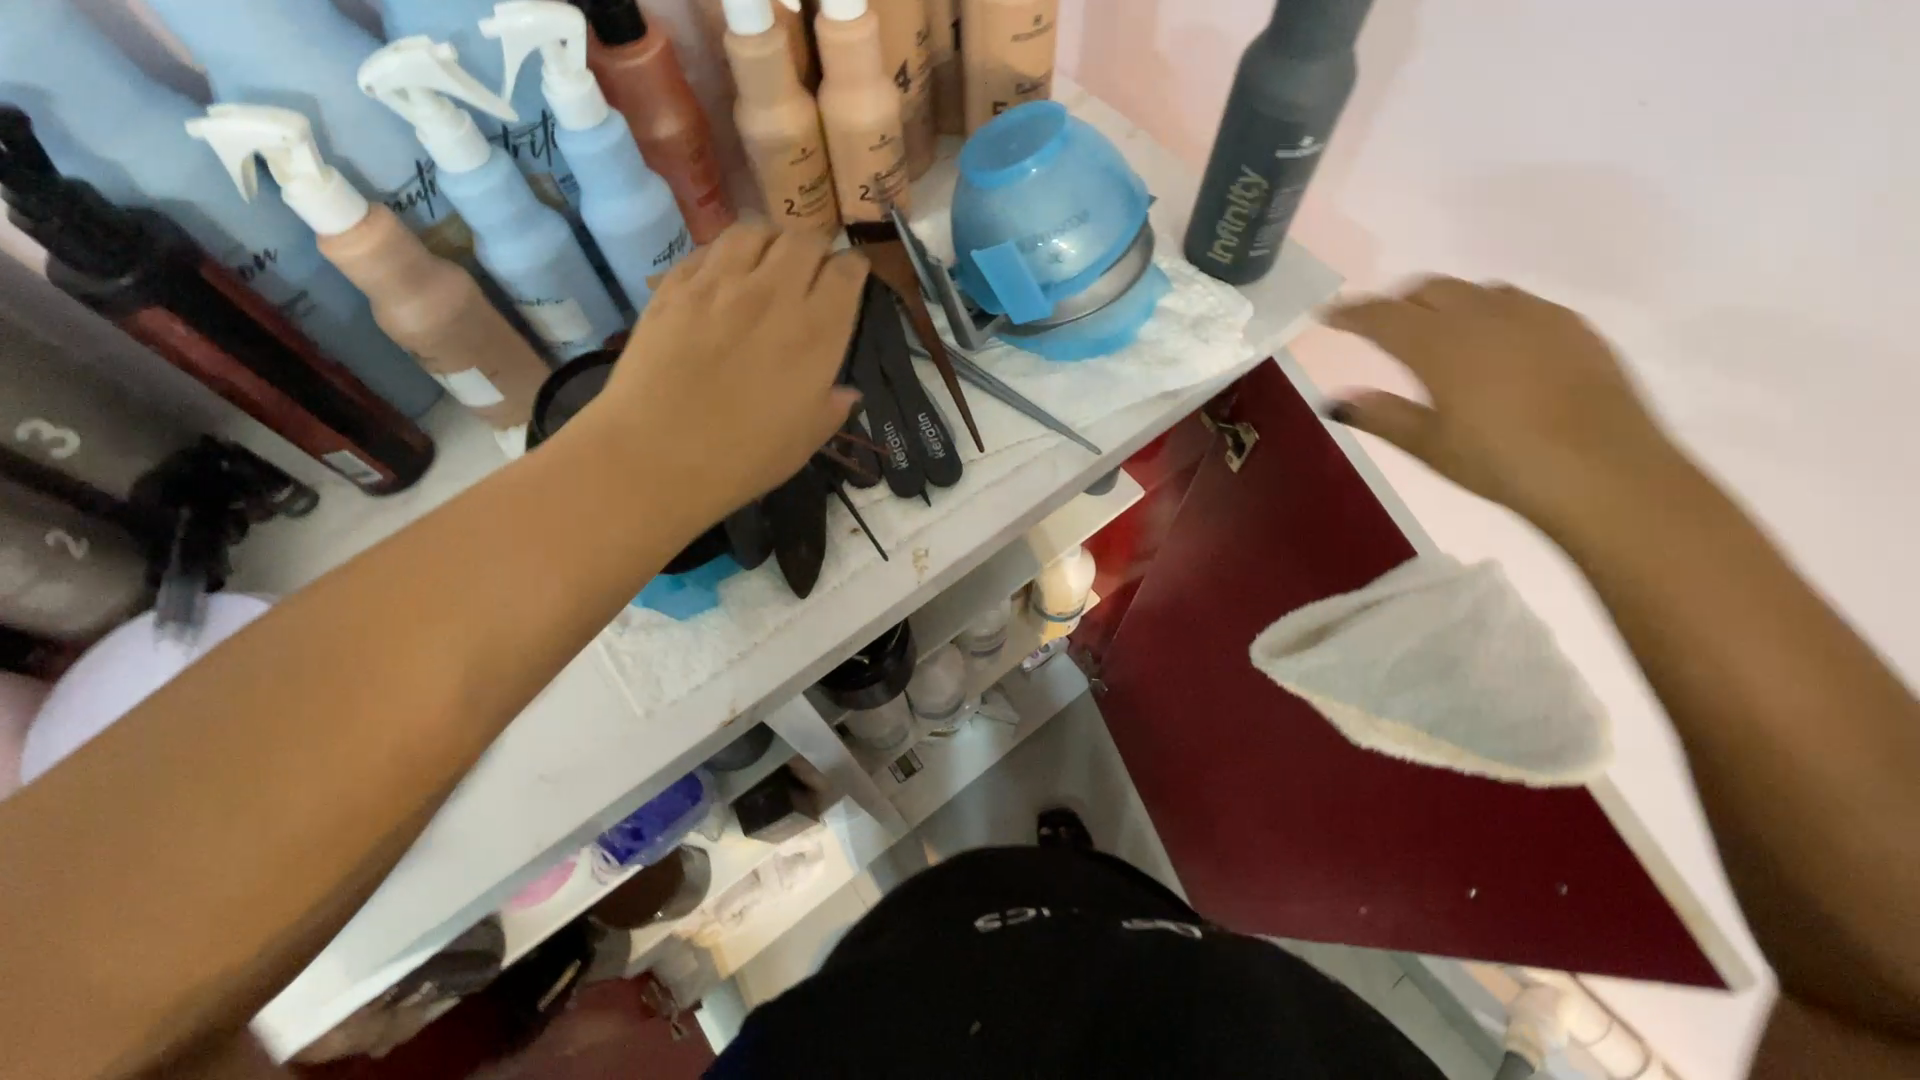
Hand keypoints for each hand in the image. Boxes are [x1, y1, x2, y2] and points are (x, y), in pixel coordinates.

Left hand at [583, 224, 866, 524]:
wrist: (656, 455)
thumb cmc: (742, 458)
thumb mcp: (805, 442)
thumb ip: (831, 408)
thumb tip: (846, 392)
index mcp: (817, 332)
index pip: (847, 272)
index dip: (853, 268)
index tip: (850, 276)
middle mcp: (774, 294)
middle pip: (804, 239)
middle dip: (815, 248)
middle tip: (810, 268)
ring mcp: (720, 284)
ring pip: (755, 231)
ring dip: (769, 241)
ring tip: (766, 261)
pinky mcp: (675, 286)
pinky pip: (708, 250)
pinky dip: (724, 254)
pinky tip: (721, 277)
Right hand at [1321, 277, 1682, 526]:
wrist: (1603, 471)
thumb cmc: (1501, 463)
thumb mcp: (1430, 445)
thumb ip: (1381, 416)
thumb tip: (1336, 399)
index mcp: (1438, 344)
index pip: (1382, 317)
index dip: (1351, 313)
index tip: (1328, 314)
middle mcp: (1482, 315)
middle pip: (1428, 289)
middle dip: (1398, 302)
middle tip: (1382, 325)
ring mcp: (1533, 315)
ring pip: (1475, 290)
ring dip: (1446, 302)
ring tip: (1438, 331)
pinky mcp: (1572, 326)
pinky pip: (1518, 302)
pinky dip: (1491, 311)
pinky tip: (1496, 343)